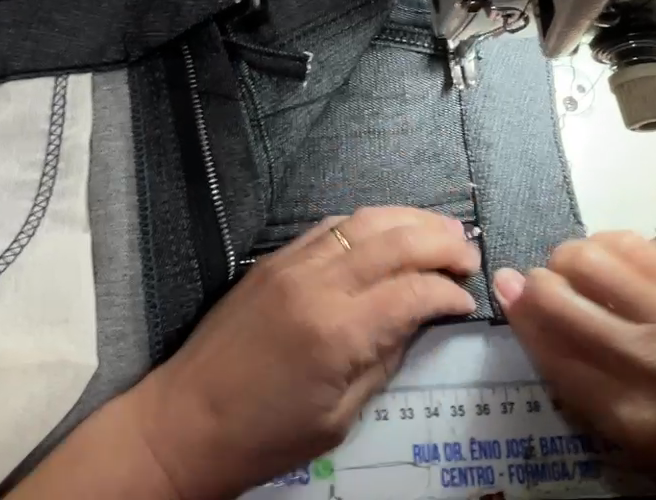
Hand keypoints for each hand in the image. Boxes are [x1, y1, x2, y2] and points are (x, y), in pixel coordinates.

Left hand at [128, 207, 480, 499]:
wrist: (185, 419)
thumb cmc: (265, 436)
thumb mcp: (339, 416)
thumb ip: (384, 360)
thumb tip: (420, 320)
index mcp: (337, 332)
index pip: (413, 292)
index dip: (449, 293)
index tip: (468, 302)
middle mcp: (318, 283)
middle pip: (396, 240)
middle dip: (441, 242)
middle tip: (470, 254)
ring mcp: (293, 262)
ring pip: (364, 220)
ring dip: (410, 219)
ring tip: (443, 229)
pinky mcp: (275, 257)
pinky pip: (330, 225)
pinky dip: (368, 222)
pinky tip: (388, 230)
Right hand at [495, 232, 655, 497]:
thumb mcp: (649, 455)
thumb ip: (592, 395)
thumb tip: (541, 333)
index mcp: (631, 418)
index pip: (550, 350)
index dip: (518, 314)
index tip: (503, 290)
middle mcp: (647, 362)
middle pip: (559, 299)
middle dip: (535, 282)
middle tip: (537, 281)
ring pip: (590, 259)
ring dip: (568, 257)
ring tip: (574, 268)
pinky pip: (634, 244)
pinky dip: (608, 242)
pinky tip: (609, 256)